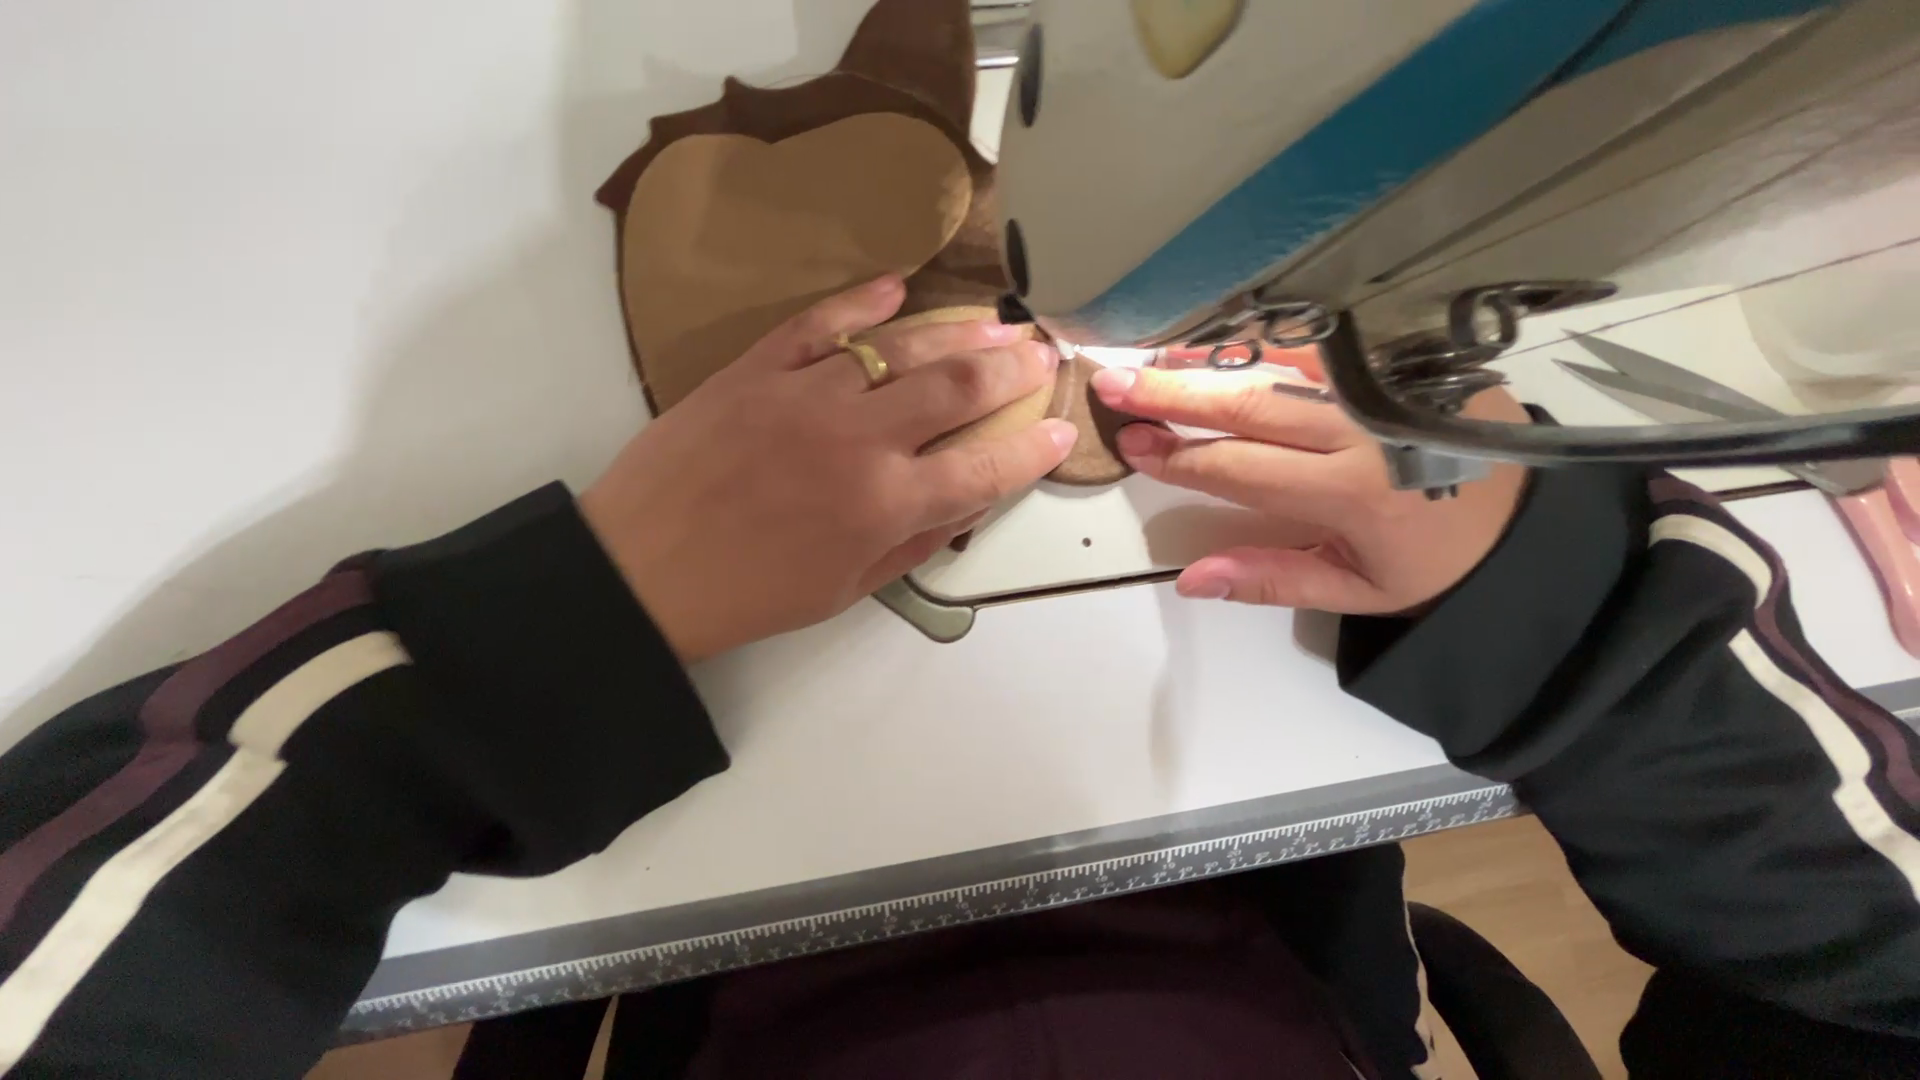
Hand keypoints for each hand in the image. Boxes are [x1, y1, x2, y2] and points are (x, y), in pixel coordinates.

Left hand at [580, 276, 1075, 660]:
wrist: (641, 570)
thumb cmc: (752, 594)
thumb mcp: (847, 590)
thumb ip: (916, 541)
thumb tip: (969, 500)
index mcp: (885, 506)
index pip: (986, 467)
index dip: (1034, 449)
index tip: (1062, 430)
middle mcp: (858, 442)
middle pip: (957, 388)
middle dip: (1011, 369)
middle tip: (1041, 353)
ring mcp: (805, 396)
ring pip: (901, 348)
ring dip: (958, 332)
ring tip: (995, 324)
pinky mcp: (755, 370)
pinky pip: (818, 323)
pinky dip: (861, 301)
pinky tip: (897, 287)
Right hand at [1089, 360, 1527, 614]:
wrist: (1530, 523)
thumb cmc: (1431, 563)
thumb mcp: (1354, 592)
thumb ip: (1270, 579)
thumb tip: (1189, 577)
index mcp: (1351, 496)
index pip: (1240, 468)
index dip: (1178, 457)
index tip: (1130, 444)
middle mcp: (1365, 433)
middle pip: (1249, 406)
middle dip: (1173, 396)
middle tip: (1113, 383)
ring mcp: (1386, 389)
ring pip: (1281, 364)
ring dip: (1211, 362)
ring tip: (1153, 358)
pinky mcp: (1405, 364)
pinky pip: (1324, 345)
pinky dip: (1266, 342)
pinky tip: (1222, 344)